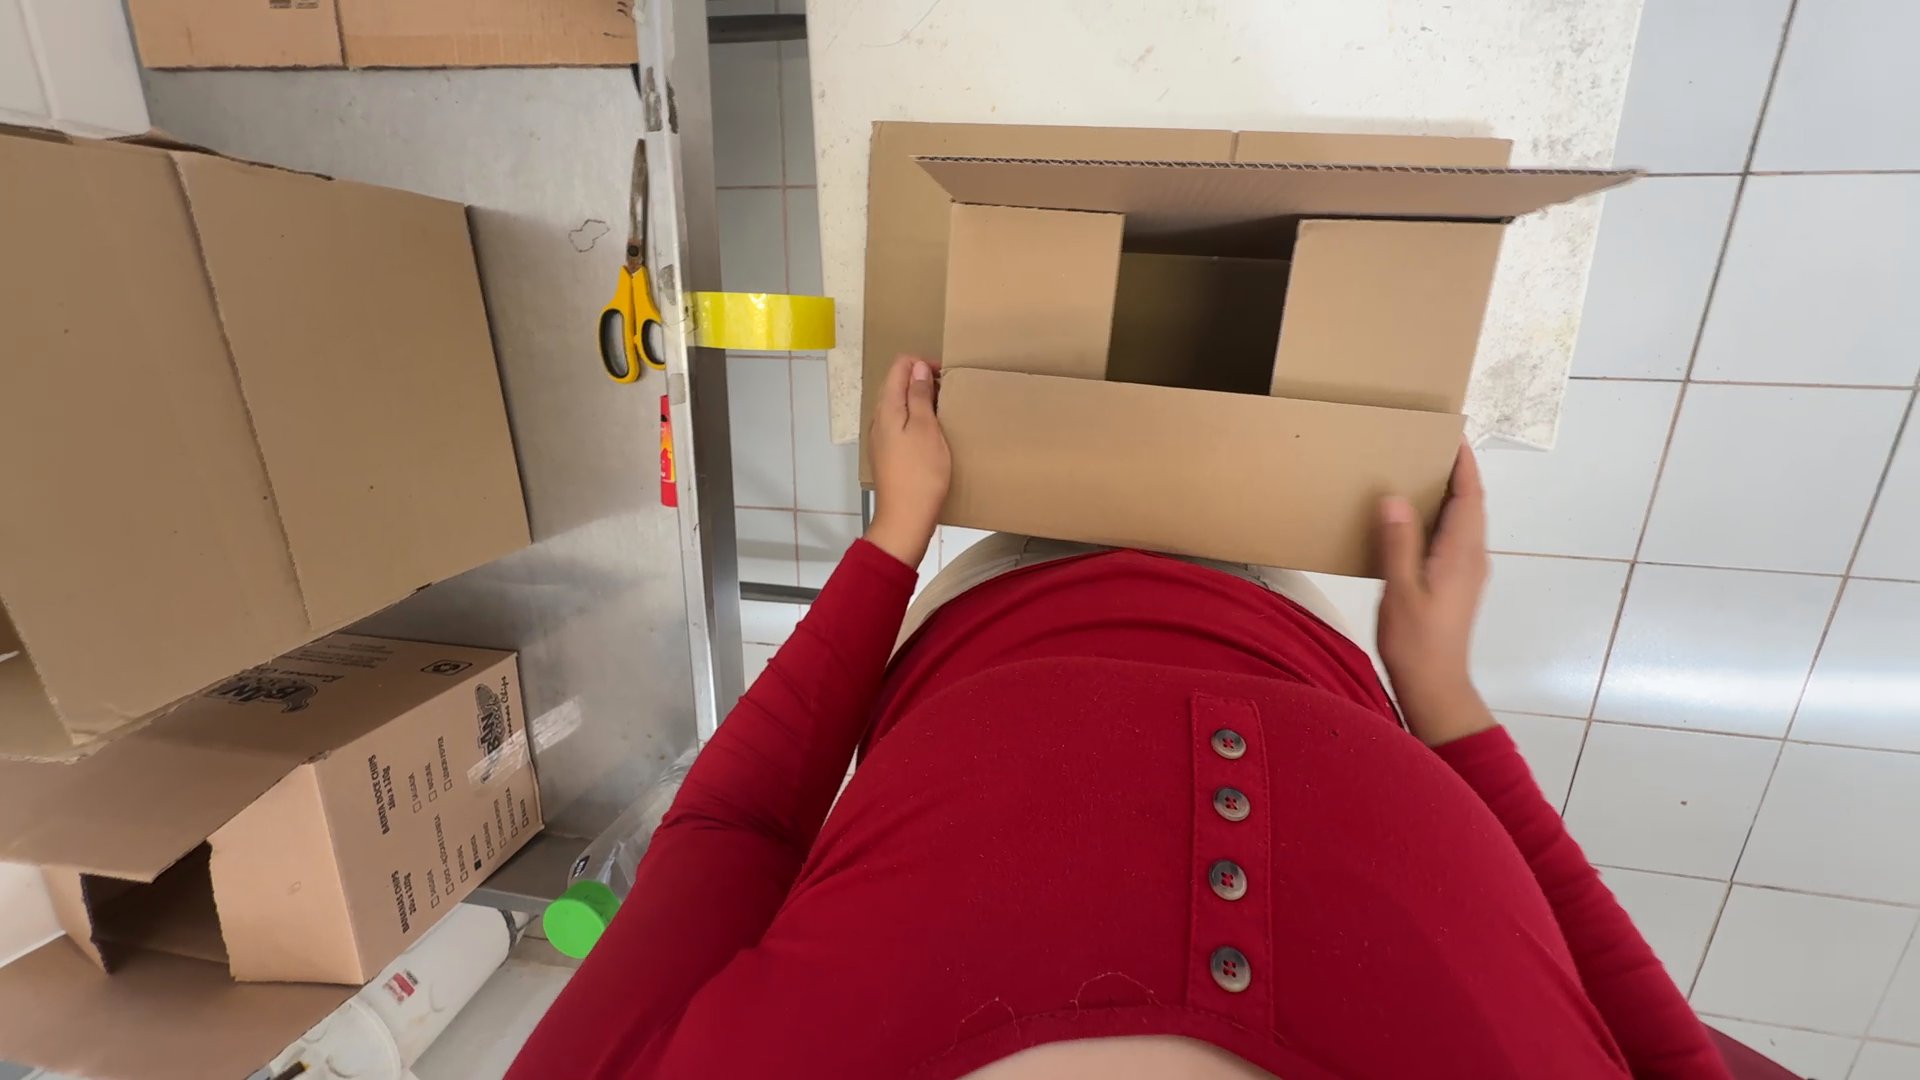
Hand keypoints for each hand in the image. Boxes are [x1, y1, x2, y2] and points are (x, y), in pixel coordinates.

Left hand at [865, 355, 949, 567]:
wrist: (906, 518)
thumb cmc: (920, 474)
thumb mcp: (926, 428)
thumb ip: (920, 395)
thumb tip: (917, 367)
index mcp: (887, 408)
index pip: (899, 367)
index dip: (922, 364)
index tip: (945, 376)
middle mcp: (879, 419)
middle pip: (897, 385)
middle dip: (922, 381)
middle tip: (948, 393)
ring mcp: (882, 438)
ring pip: (899, 406)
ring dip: (921, 402)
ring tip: (944, 412)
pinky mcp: (889, 454)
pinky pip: (901, 425)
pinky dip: (917, 420)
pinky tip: (934, 434)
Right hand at [1376, 441, 1495, 745]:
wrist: (1435, 682)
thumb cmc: (1416, 638)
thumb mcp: (1401, 589)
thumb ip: (1398, 543)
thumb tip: (1393, 497)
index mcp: (1462, 553)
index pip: (1469, 497)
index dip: (1464, 465)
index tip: (1453, 435)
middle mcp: (1472, 557)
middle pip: (1469, 504)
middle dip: (1455, 473)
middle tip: (1427, 448)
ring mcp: (1467, 571)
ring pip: (1461, 521)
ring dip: (1446, 495)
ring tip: (1416, 476)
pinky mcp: (1456, 582)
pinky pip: (1452, 536)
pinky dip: (1437, 517)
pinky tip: (1410, 520)